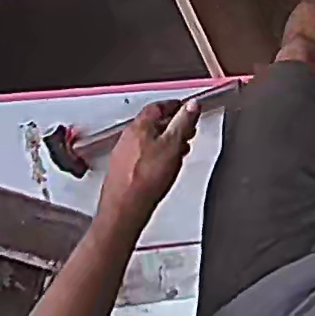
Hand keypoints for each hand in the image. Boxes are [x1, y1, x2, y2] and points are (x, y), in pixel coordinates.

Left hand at [97, 99, 198, 238]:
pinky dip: (156, 155)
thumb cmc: (144, 180)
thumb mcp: (173, 145)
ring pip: (147, 140)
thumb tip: (192, 105)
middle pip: (152, 122)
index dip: (174, 105)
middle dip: (171, 124)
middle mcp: (127, 137)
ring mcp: (123, 154)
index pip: (158, 105)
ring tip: (179, 149)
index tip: (185, 107)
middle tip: (186, 128)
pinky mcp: (122, 170)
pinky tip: (163, 167)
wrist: (124, 210)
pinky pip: (142, 155)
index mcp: (139, 126)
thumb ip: (184, 122)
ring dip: (165, 141)